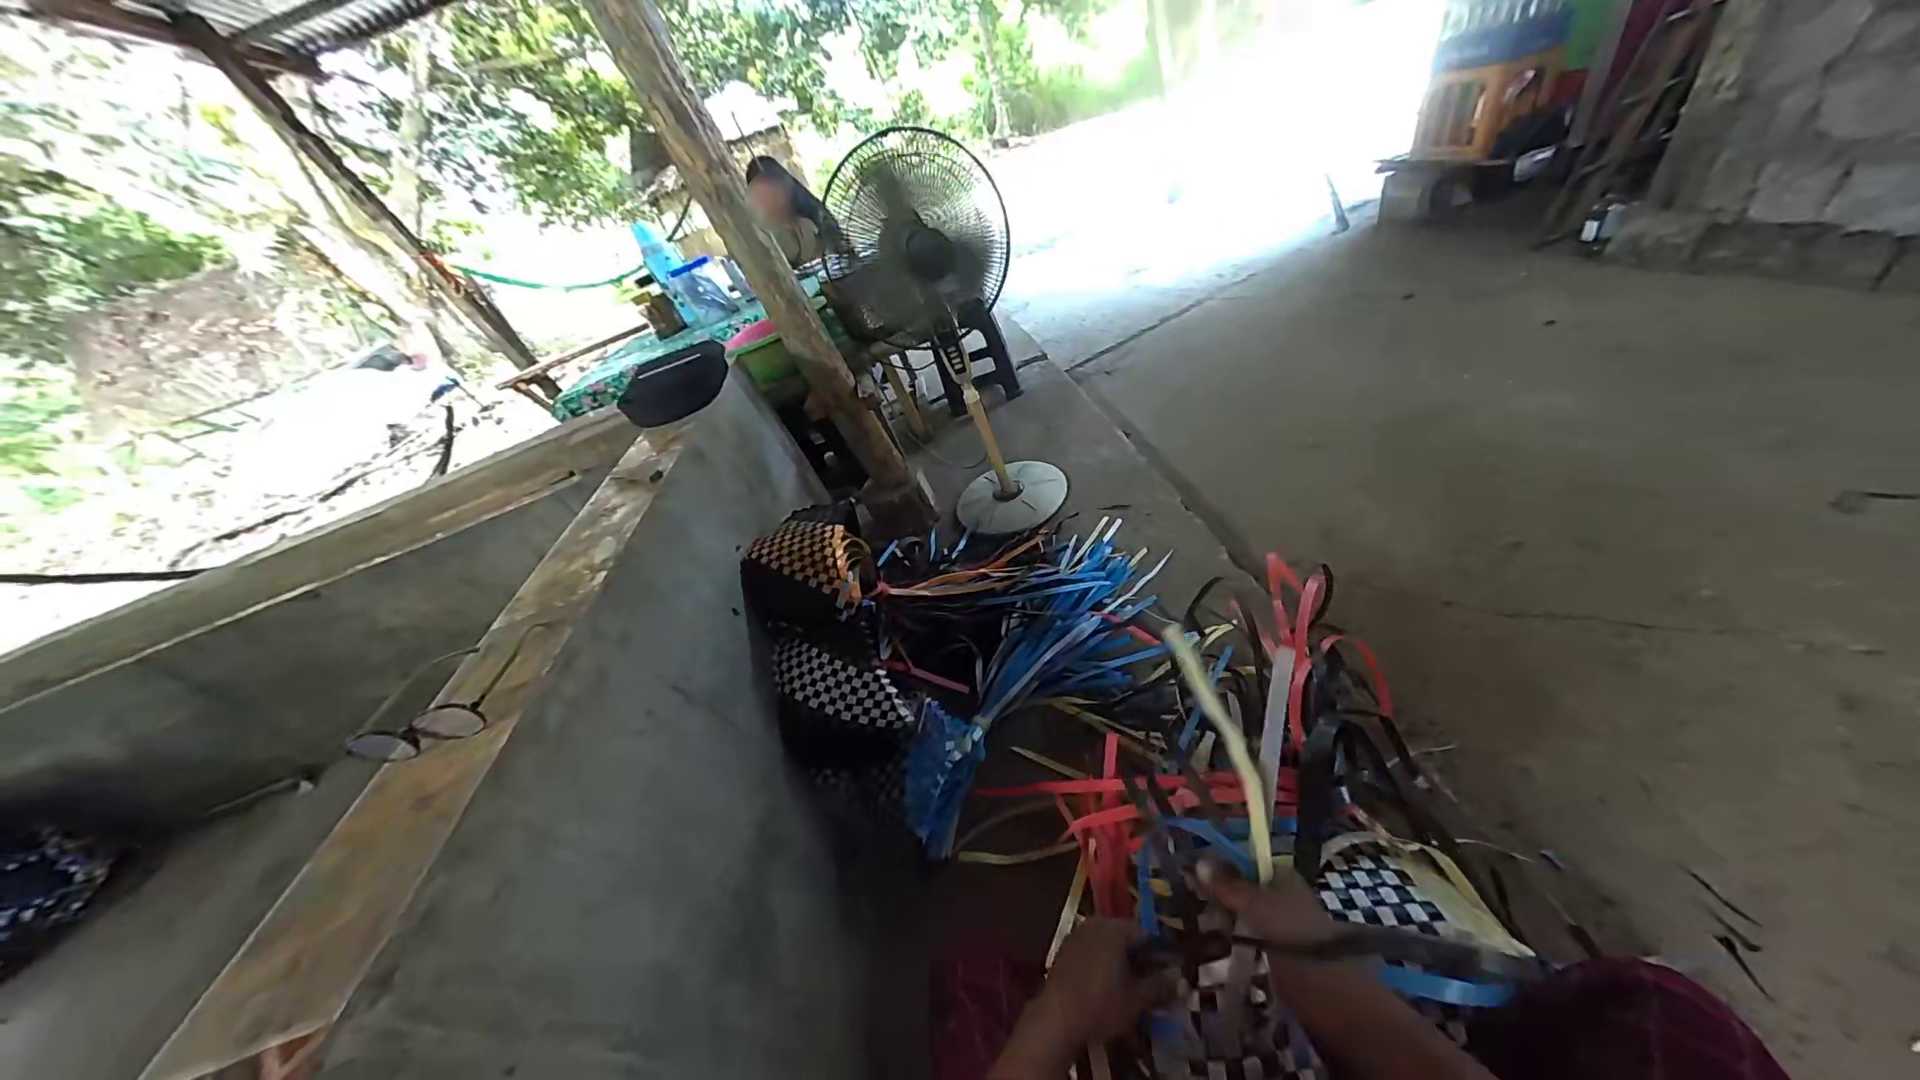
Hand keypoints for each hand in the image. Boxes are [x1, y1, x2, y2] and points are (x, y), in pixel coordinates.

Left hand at [1032, 918, 1180, 1044]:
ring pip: (1108, 942)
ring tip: (1131, 985)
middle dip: (1139, 956)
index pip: (1144, 934)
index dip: (1158, 954)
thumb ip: (1159, 985)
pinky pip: (1092, 948)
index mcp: (1114, 929)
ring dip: (1120, 959)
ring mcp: (1078, 934)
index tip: (1167, 974)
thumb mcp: (1135, 999)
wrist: (1057, 1017)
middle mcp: (1095, 924)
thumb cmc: (1100, 1005)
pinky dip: (1102, 960)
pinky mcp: (1066, 948)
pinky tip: (1106, 983)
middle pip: (1125, 935)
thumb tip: (1181, 979)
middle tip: (1150, 982)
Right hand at [1192, 859, 1337, 947]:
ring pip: (1243, 908)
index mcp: (1280, 874)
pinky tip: (1215, 934)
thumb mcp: (1254, 902)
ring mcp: (1279, 920)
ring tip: (1200, 915)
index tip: (1196, 867)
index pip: (1245, 858)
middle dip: (1219, 888)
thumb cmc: (1291, 931)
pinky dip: (1232, 932)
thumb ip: (1226, 884)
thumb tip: (1197, 863)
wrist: (1325, 987)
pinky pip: (1247, 931)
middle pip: (1242, 883)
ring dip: (1223, 911)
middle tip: (1193, 893)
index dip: (1221, 861)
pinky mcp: (1276, 945)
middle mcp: (1280, 892)